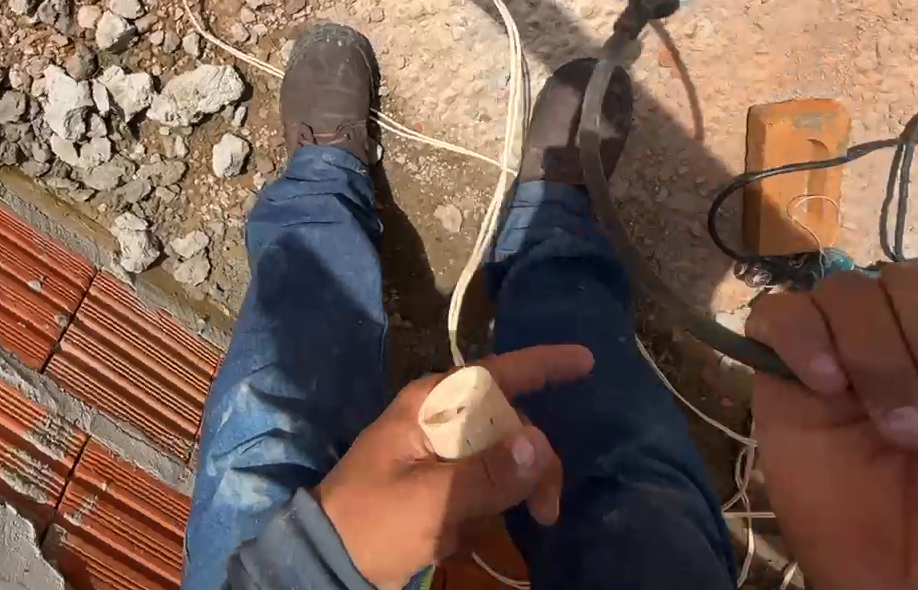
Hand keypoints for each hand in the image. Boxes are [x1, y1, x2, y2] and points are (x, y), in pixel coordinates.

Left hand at [315, 345, 593, 585]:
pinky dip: (498, 501)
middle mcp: (440, 416)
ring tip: (533, 523)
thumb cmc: (373, 520)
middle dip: (536, 459)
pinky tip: (479, 530)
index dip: (541, 364)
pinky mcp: (444, 479)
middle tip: (546, 511)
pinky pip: (487, 478)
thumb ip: (485, 473)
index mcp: (431, 404)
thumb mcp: (429, 501)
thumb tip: (540, 441)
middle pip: (510, 420)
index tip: (586, 360)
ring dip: (522, 485)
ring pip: (504, 452)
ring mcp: (442, 448)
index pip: (495, 373)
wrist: (330, 557)